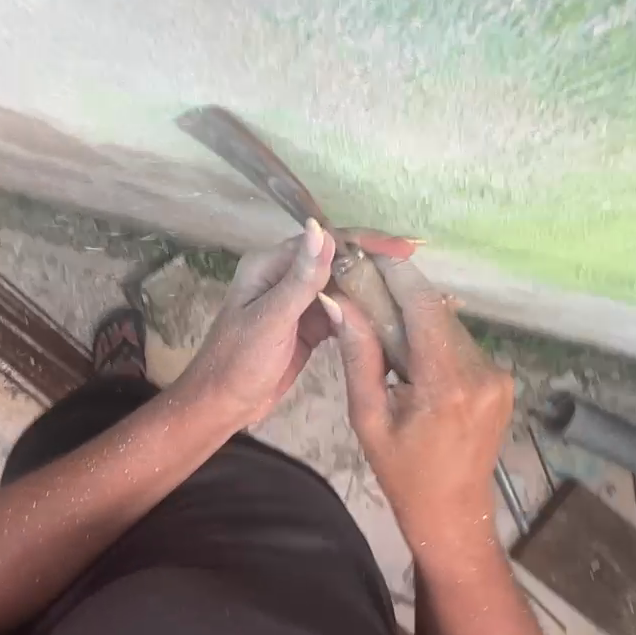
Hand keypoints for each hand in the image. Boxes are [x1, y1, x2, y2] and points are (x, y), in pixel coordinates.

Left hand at [170, 222, 418, 429]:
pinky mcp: (306, 326)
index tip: (404, 249)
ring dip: (369, 288)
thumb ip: (300, 278)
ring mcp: (295, 302)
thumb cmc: (239, 361)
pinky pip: (338, 311)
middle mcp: (283, 276)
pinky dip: (359, 313)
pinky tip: (385, 318)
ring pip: (340, 286)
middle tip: (413, 271)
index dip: (365, 242)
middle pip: (336, 261)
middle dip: (372, 264)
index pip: (325, 242)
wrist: (221, 406)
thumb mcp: (272, 319)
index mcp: (270, 265)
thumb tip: (320, 228)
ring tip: (407, 292)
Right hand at [334, 255, 513, 540]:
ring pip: (449, 327)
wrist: (453, 512)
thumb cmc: (402, 472)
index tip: (369, 256)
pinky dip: (434, 343)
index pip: (423, 307)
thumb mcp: (368, 417)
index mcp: (447, 383)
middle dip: (401, 301)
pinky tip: (413, 362)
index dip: (396, 276)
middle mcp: (482, 371)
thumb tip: (340, 302)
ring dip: (418, 323)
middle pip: (436, 313)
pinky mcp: (502, 381)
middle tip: (365, 296)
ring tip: (386, 338)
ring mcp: (498, 375)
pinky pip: (461, 346)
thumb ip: (359, 356)